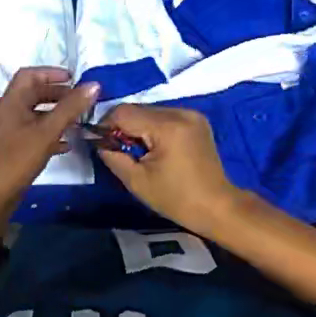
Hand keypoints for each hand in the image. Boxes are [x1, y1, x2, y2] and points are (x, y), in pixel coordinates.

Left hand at [0, 67, 100, 232]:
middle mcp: (9, 111)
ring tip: (79, 119)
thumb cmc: (17, 158)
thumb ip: (70, 108)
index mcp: (12, 101)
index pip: (29, 75)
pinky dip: (52, 132)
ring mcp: (11, 130)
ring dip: (57, 113)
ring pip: (36, 114)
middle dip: (58, 93)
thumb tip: (93, 85)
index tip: (73, 78)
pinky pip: (36, 132)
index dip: (50, 73)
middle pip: (34, 93)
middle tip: (80, 99)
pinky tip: (68, 143)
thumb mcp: (47, 131)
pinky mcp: (15, 147)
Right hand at [93, 104, 258, 235]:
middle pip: (137, 109)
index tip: (102, 144)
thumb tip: (97, 139)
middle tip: (120, 151)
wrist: (218, 207)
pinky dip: (154, 128)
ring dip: (139, 127)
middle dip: (123, 127)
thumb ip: (112, 155)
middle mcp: (180, 112)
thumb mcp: (136, 181)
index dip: (106, 125)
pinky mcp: (197, 119)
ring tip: (140, 151)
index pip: (123, 112)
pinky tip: (156, 148)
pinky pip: (165, 116)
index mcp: (167, 126)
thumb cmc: (176, 199)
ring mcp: (191, 114)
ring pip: (150, 111)